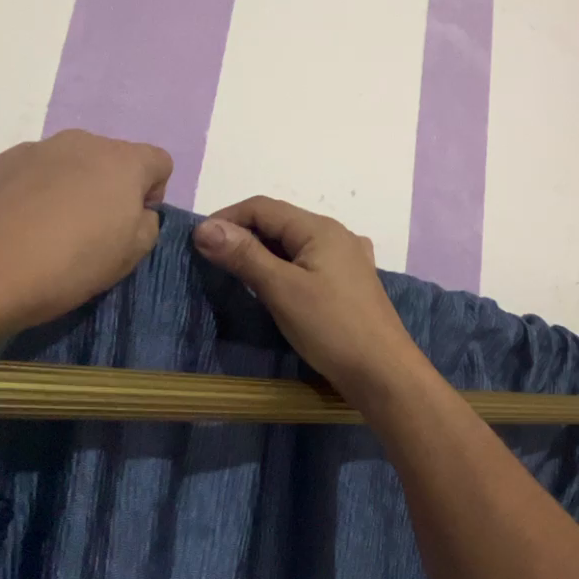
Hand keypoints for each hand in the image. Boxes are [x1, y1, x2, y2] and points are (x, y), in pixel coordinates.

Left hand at [0, 129, 172, 334]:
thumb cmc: (65, 263)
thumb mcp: (129, 257)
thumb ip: (145, 226)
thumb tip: (134, 214)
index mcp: (122, 160)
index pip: (159, 162)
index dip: (151, 195)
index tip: (130, 228)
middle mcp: (80, 143)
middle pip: (109, 160)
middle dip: (107, 190)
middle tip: (89, 235)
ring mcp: (30, 151)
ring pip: (65, 168)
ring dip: (66, 193)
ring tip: (43, 238)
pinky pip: (25, 180)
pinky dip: (27, 200)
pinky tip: (11, 236)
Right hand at [192, 196, 427, 400]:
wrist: (382, 371)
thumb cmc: (332, 327)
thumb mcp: (282, 289)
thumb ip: (244, 256)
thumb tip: (204, 228)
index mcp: (321, 228)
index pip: (263, 207)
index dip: (227, 218)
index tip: (196, 243)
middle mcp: (337, 235)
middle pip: (280, 223)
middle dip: (243, 235)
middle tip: (209, 262)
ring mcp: (347, 259)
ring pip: (294, 245)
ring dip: (262, 253)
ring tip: (234, 275)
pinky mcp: (349, 283)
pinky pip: (308, 264)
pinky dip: (283, 268)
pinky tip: (273, 287)